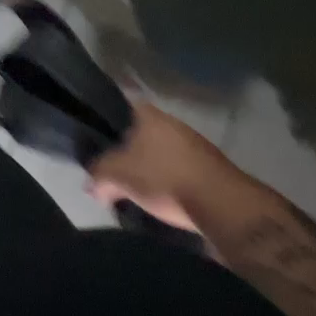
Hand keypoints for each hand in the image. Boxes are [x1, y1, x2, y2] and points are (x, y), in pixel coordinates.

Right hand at [87, 99, 234, 232]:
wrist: (224, 207)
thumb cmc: (165, 179)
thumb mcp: (118, 176)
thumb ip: (98, 175)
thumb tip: (91, 185)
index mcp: (148, 114)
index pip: (119, 109)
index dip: (105, 126)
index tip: (96, 146)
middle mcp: (172, 122)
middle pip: (140, 134)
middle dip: (128, 154)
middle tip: (114, 175)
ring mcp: (196, 145)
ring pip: (161, 154)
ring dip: (151, 171)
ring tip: (138, 194)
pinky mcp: (212, 170)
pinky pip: (181, 172)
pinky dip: (171, 184)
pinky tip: (164, 202)